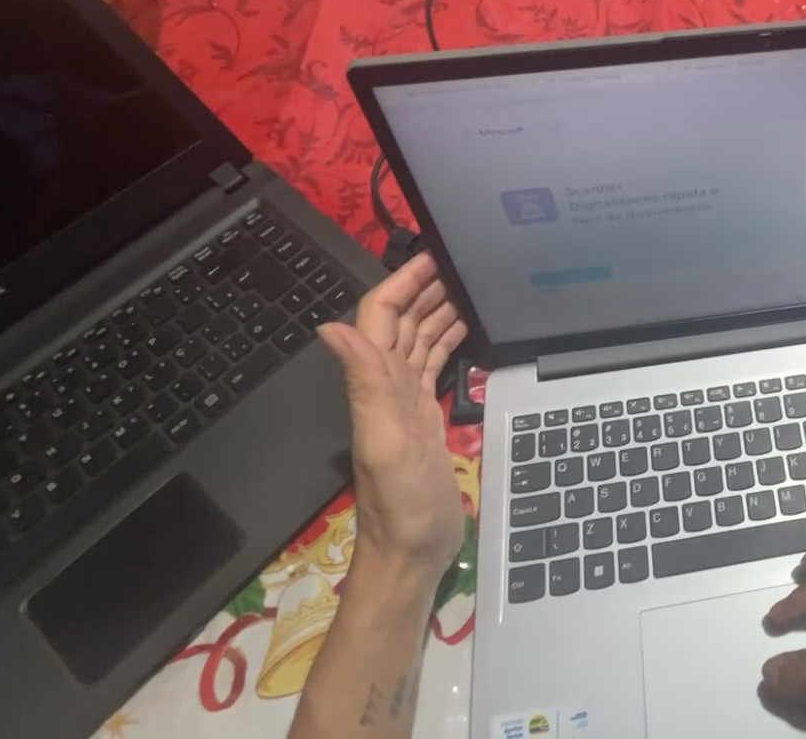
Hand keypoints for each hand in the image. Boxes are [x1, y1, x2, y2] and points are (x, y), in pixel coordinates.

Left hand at [316, 252, 468, 575]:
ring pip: (422, 337)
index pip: (381, 315)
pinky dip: (451, 338)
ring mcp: (408, 398)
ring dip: (441, 307)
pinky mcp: (428, 413)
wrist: (413, 552)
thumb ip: (365, 385)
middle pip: (403, 320)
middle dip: (426, 285)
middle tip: (464, 258)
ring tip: (472, 282)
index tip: (434, 252)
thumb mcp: (386, 442)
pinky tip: (471, 326)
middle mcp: (387, 384)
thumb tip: (332, 327)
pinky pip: (437, 361)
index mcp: (376, 383)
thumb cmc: (403, 503)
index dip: (402, 281)